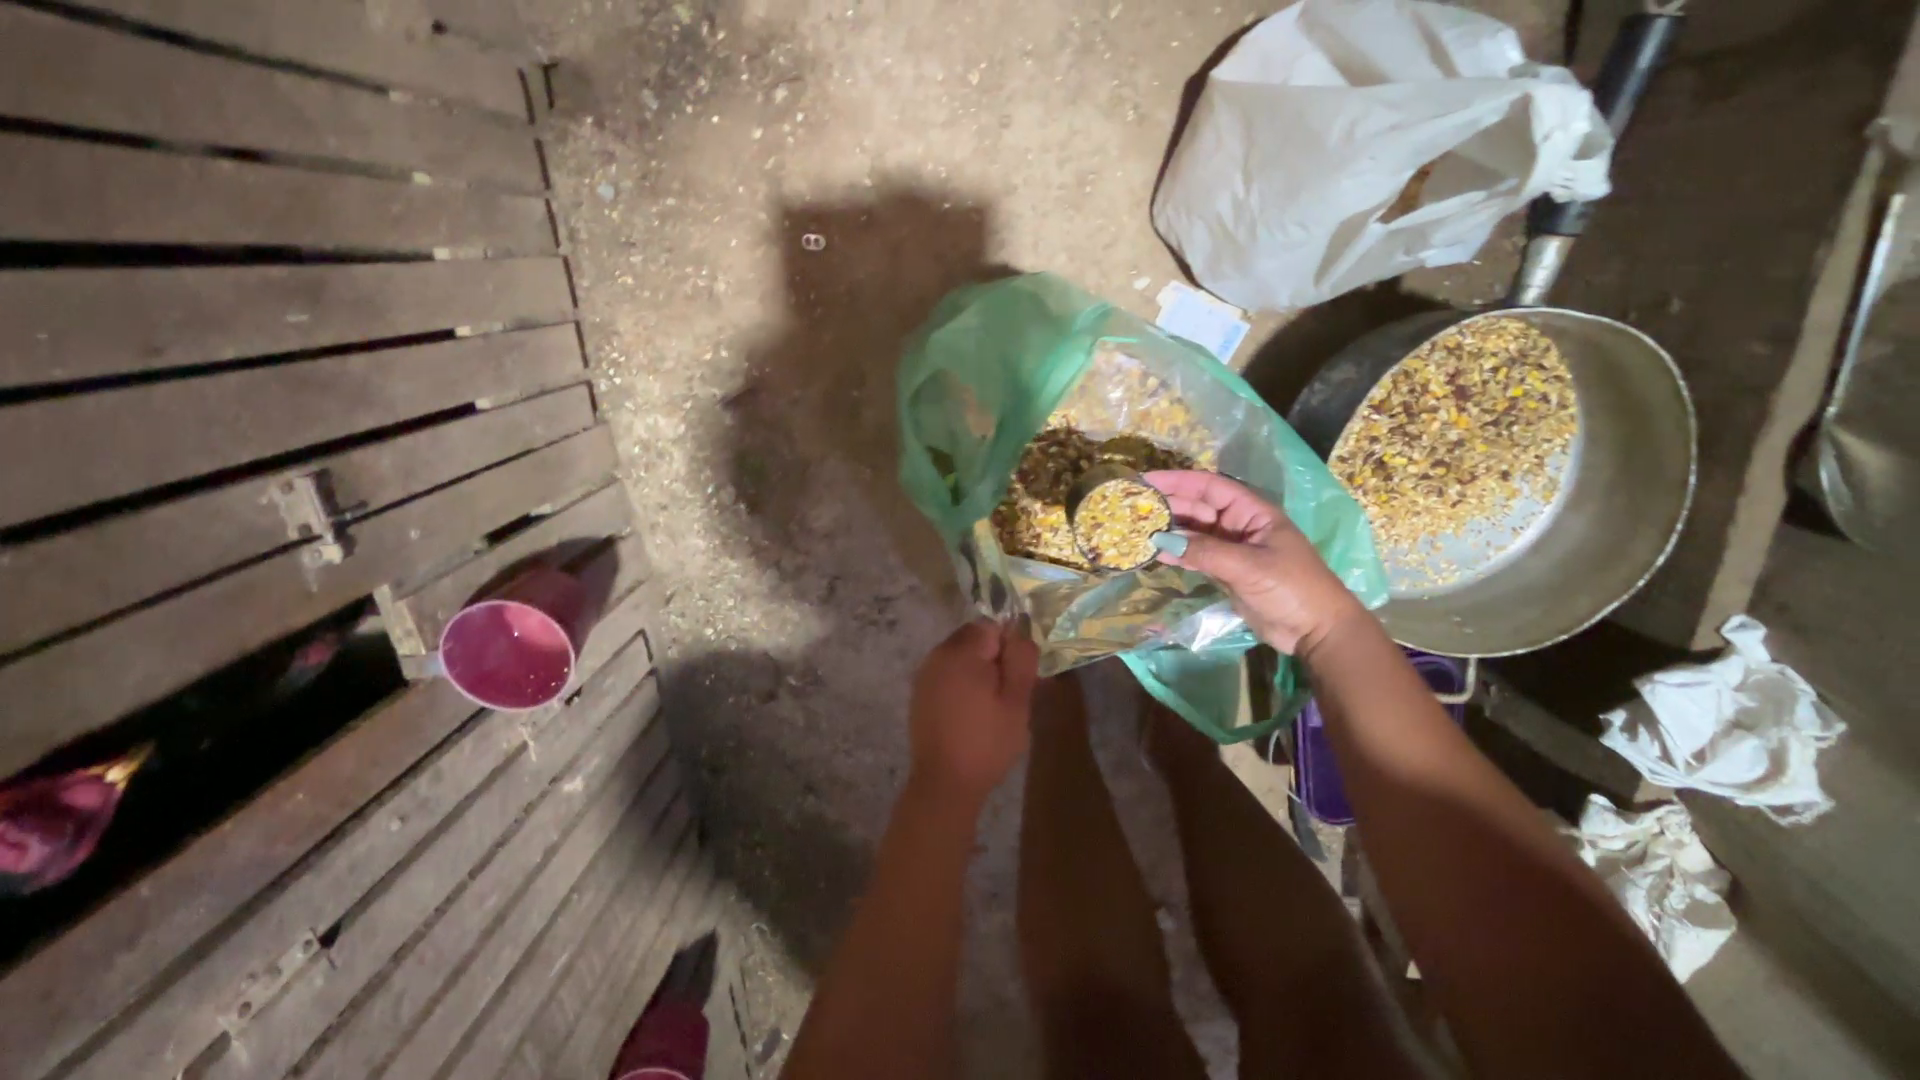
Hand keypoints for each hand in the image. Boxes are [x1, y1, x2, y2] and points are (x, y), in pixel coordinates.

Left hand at [907, 619, 1040, 806]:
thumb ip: (1021, 660)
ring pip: (960, 657)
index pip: (991, 626)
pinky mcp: (919, 693)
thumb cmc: (986, 742)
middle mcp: (937, 655)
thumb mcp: (1017, 702)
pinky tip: (970, 713)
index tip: (1017, 676)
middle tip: (1008, 694)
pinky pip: (947, 674)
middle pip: (973, 638)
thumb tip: (1020, 631)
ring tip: (990, 707)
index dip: (1009, 647)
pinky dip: (961, 684)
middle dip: (993, 657)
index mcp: (961, 652)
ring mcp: (924, 675)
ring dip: (977, 671)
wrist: (945, 783)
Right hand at [1144, 470, 1367, 655]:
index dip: (1178, 481)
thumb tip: (1163, 540)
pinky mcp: (1226, 571)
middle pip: (1197, 507)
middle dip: (1168, 506)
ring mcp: (1232, 549)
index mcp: (1252, 512)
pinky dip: (1177, 553)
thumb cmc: (1292, 587)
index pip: (1209, 486)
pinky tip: (1156, 554)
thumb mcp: (1248, 566)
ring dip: (1169, 531)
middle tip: (1133, 509)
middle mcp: (1239, 525)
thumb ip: (1205, 551)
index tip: (1146, 481)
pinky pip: (1196, 555)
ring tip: (1137, 530)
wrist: (1316, 629)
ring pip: (1194, 532)